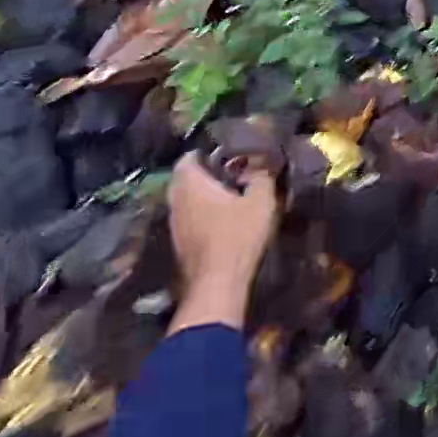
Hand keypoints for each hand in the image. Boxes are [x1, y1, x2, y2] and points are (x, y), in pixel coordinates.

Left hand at [165, 152, 276, 332]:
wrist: (217, 285)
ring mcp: (175, 226)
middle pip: (183, 180)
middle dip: (202, 173)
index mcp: (192, 187)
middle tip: (229, 169)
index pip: (186, 160)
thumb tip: (262, 164)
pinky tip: (221, 216)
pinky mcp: (180, 244)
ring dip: (201, 194)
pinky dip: (201, 211)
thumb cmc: (238, 235)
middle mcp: (177, 203)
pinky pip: (188, 217)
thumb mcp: (261, 200)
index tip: (224, 152)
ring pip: (184, 200)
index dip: (203, 153)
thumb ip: (262, 177)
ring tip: (228, 192)